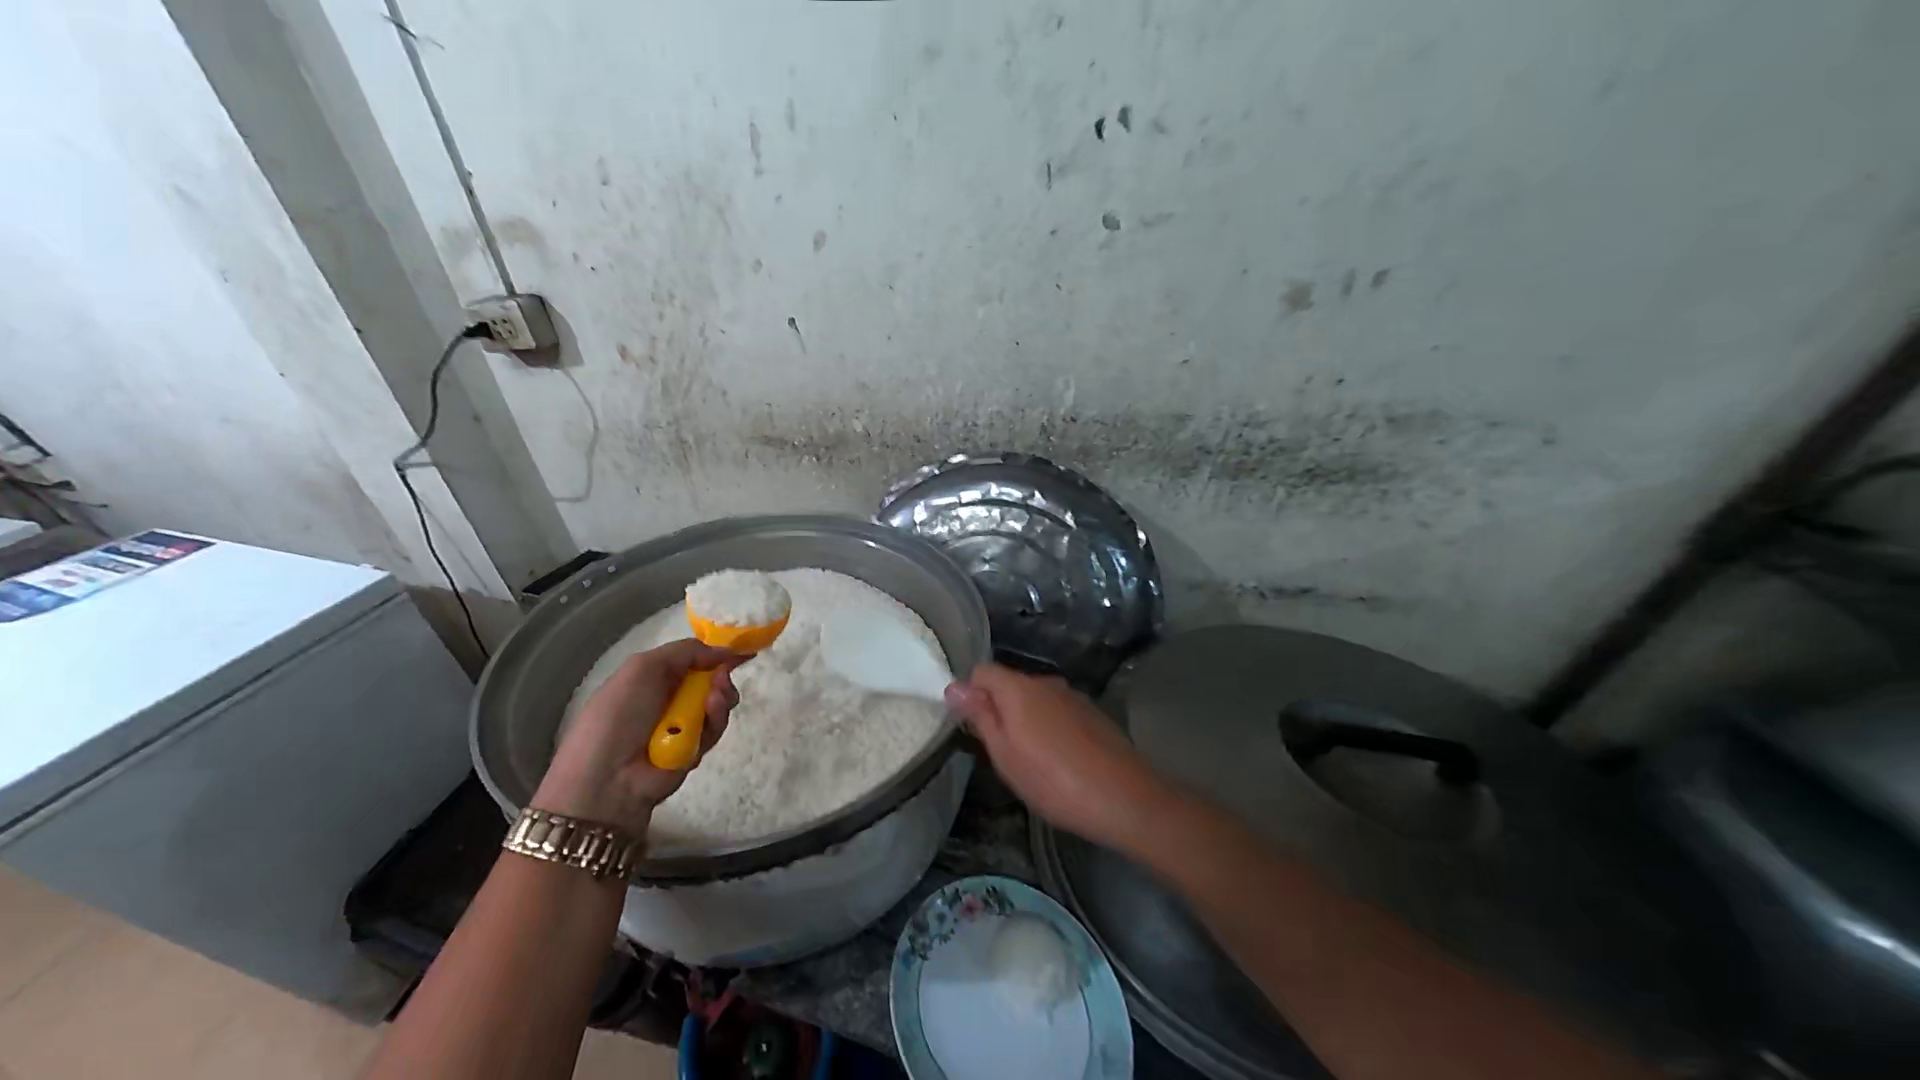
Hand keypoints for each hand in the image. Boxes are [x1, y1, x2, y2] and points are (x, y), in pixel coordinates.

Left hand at [535, 639, 743, 835]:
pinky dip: (715, 719)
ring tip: (714, 699)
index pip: (690, 661)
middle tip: (724, 676)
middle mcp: (667, 699)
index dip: (714, 654)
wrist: (608, 776)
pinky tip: (709, 715)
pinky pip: (715, 728)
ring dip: (721, 696)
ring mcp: (681, 725)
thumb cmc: (620, 713)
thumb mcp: (643, 667)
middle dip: (721, 674)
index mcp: (651, 678)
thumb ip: (686, 651)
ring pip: (717, 703)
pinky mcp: (694, 749)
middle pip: (709, 680)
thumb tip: (725, 651)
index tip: (740, 651)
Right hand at [945, 663, 1177, 852]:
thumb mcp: (1005, 754)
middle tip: (1000, 752)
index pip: (982, 671)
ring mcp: (1073, 696)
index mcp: (1019, 688)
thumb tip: (954, 686)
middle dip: (999, 709)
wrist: (1124, 798)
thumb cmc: (1053, 780)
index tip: (971, 727)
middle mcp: (1046, 682)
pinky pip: (1058, 711)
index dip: (970, 694)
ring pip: (1035, 699)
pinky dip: (1051, 728)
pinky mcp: (1093, 713)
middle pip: (1010, 684)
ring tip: (1032, 761)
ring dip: (1026, 720)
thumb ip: (980, 716)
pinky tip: (1060, 761)